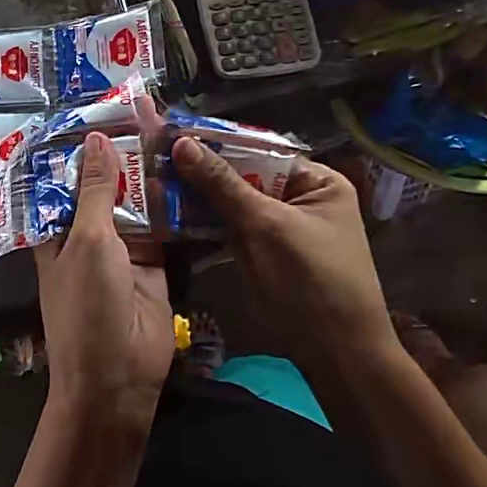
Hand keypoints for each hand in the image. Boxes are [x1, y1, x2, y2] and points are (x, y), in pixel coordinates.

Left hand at [33, 132, 173, 426]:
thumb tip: (96, 139)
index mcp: (58, 230)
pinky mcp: (155, 263)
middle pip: (105, 187)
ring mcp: (124, 249)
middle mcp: (89, 235)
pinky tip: (188, 171)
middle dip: (122, 155)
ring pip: (136, 203)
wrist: (119, 376)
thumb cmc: (88, 306)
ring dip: (149, 175)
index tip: (101, 109)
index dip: (81, 148)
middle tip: (147, 110)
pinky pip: (162, 226)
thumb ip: (97, 192)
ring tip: (171, 129)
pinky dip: (172, 204)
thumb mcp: (88, 241)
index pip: (66, 180)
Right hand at [171, 137, 393, 369]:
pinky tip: (166, 211)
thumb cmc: (312, 278)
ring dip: (196, 196)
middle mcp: (296, 198)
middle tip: (154, 157)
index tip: (174, 134)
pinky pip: (225, 227)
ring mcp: (274, 226)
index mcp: (316, 181)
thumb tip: (182, 144)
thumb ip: (223, 184)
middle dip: (202, 171)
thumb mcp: (267, 224)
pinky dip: (201, 221)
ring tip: (152, 179)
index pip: (260, 152)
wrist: (333, 352)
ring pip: (229, 203)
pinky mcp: (257, 251)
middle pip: (242, 175)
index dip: (218, 144)